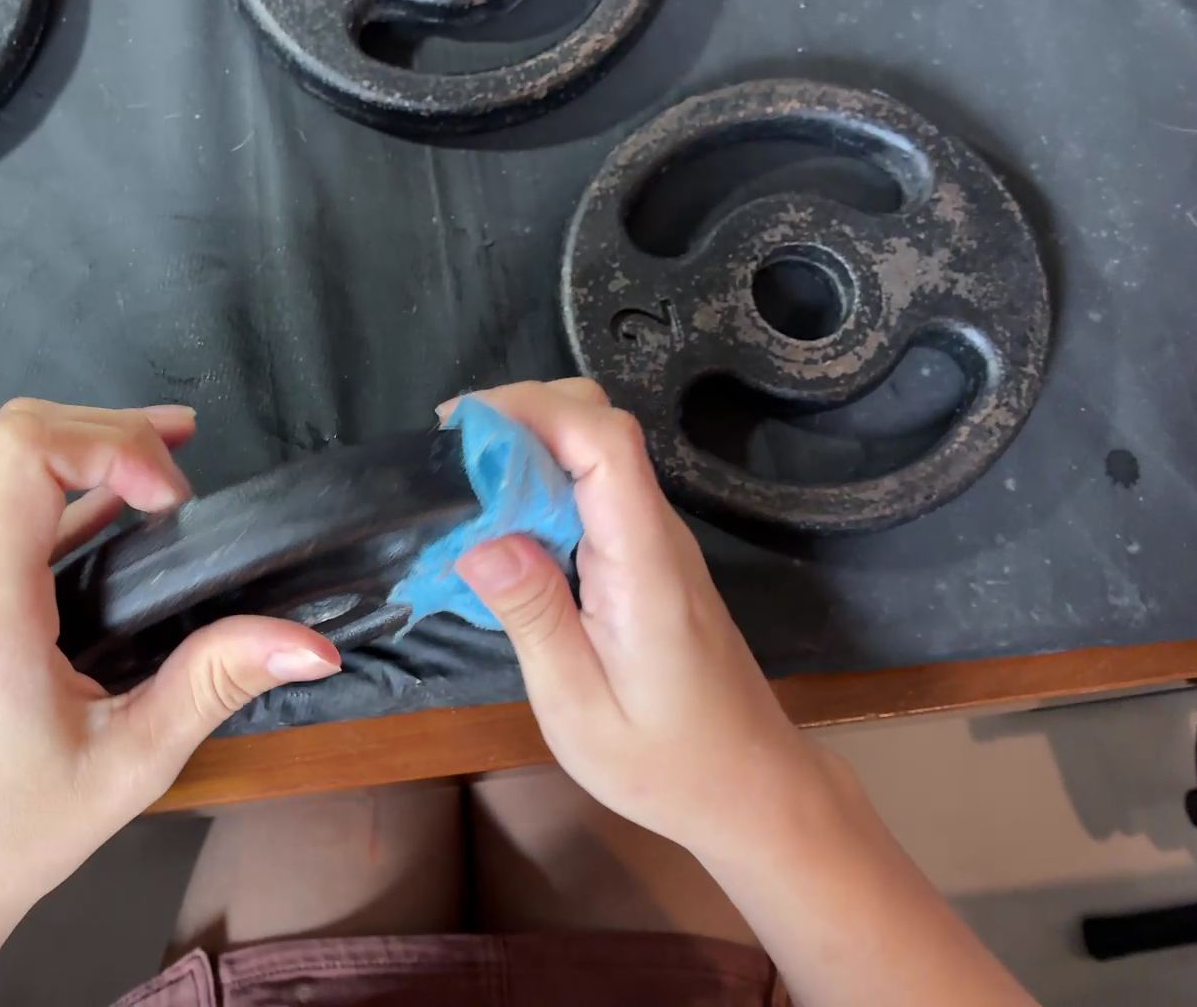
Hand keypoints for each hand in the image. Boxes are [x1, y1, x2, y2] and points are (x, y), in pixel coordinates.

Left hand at [0, 399, 340, 1005]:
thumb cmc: (11, 836)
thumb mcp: (131, 762)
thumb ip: (218, 681)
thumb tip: (314, 645)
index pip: (24, 453)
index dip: (111, 442)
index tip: (174, 496)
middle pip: (8, 439)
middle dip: (105, 433)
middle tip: (182, 466)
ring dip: (75, 453)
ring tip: (157, 471)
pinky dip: (42, 492)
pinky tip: (103, 511)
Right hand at [450, 379, 839, 861]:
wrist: (747, 788)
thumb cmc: (662, 759)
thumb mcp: (577, 703)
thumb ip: (531, 614)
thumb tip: (478, 538)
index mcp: (643, 562)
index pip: (604, 443)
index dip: (532, 410)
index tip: (459, 425)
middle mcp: (654, 531)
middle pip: (601, 424)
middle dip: (521, 413)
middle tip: (449, 450)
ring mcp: (651, 538)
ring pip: (594, 449)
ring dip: (523, 443)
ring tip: (458, 478)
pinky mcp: (640, 553)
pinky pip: (589, 488)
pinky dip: (535, 479)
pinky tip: (495, 516)